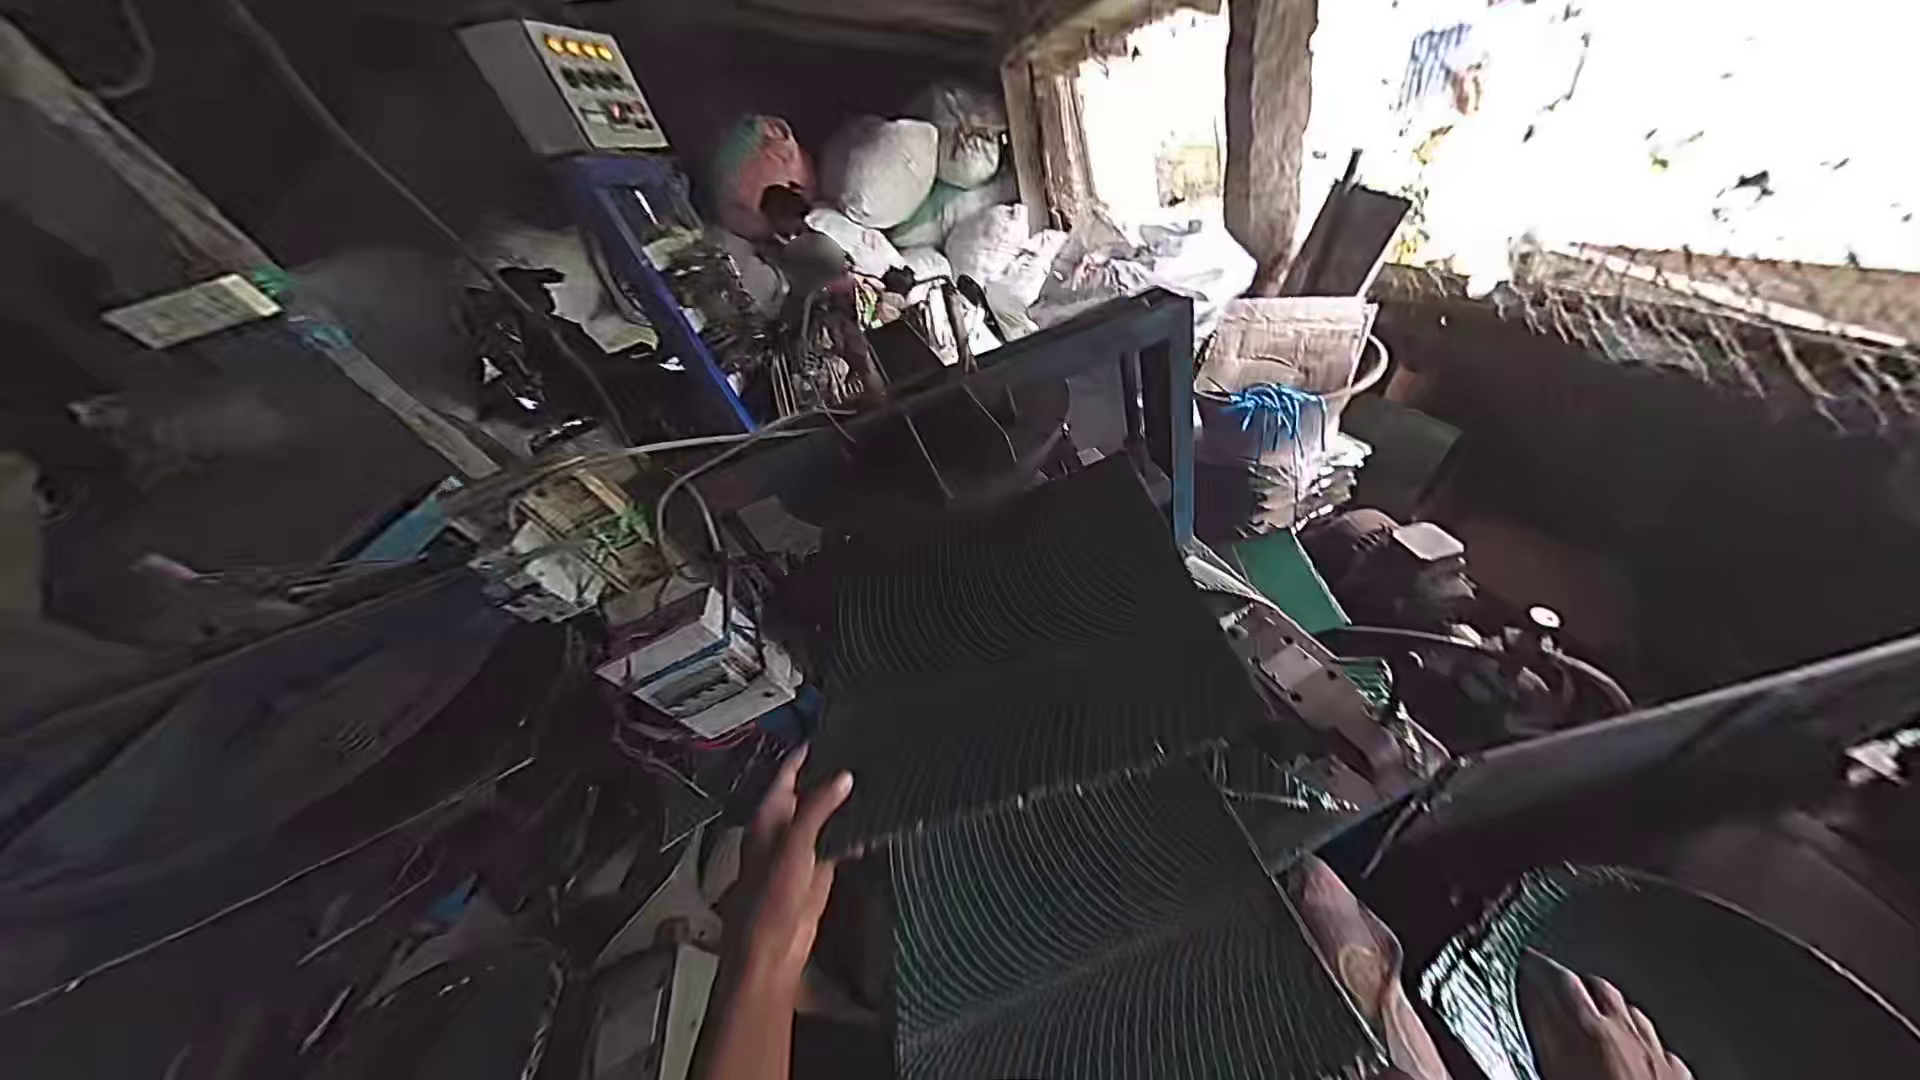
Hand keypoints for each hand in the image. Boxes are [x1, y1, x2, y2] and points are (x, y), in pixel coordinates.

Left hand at [733, 744, 852, 991]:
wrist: (773, 951)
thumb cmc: (768, 900)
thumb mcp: (795, 844)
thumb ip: (819, 807)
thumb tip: (844, 776)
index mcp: (769, 815)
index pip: (789, 771)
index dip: (808, 752)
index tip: (831, 733)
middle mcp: (784, 826)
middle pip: (810, 790)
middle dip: (832, 776)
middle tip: (860, 755)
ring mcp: (802, 847)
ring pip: (827, 814)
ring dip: (845, 803)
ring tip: (872, 781)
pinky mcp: (819, 868)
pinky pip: (839, 840)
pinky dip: (853, 831)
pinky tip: (871, 823)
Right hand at [1521, 951, 1692, 1079]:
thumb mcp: (1554, 1070)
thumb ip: (1542, 1032)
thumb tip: (1527, 1002)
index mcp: (1590, 1030)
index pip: (1557, 976)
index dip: (1535, 965)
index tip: (1520, 962)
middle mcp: (1628, 1036)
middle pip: (1599, 987)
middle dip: (1573, 982)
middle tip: (1552, 986)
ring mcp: (1661, 1060)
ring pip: (1634, 1014)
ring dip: (1610, 1008)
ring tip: (1592, 1015)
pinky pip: (1664, 1050)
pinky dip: (1645, 1044)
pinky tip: (1636, 1055)